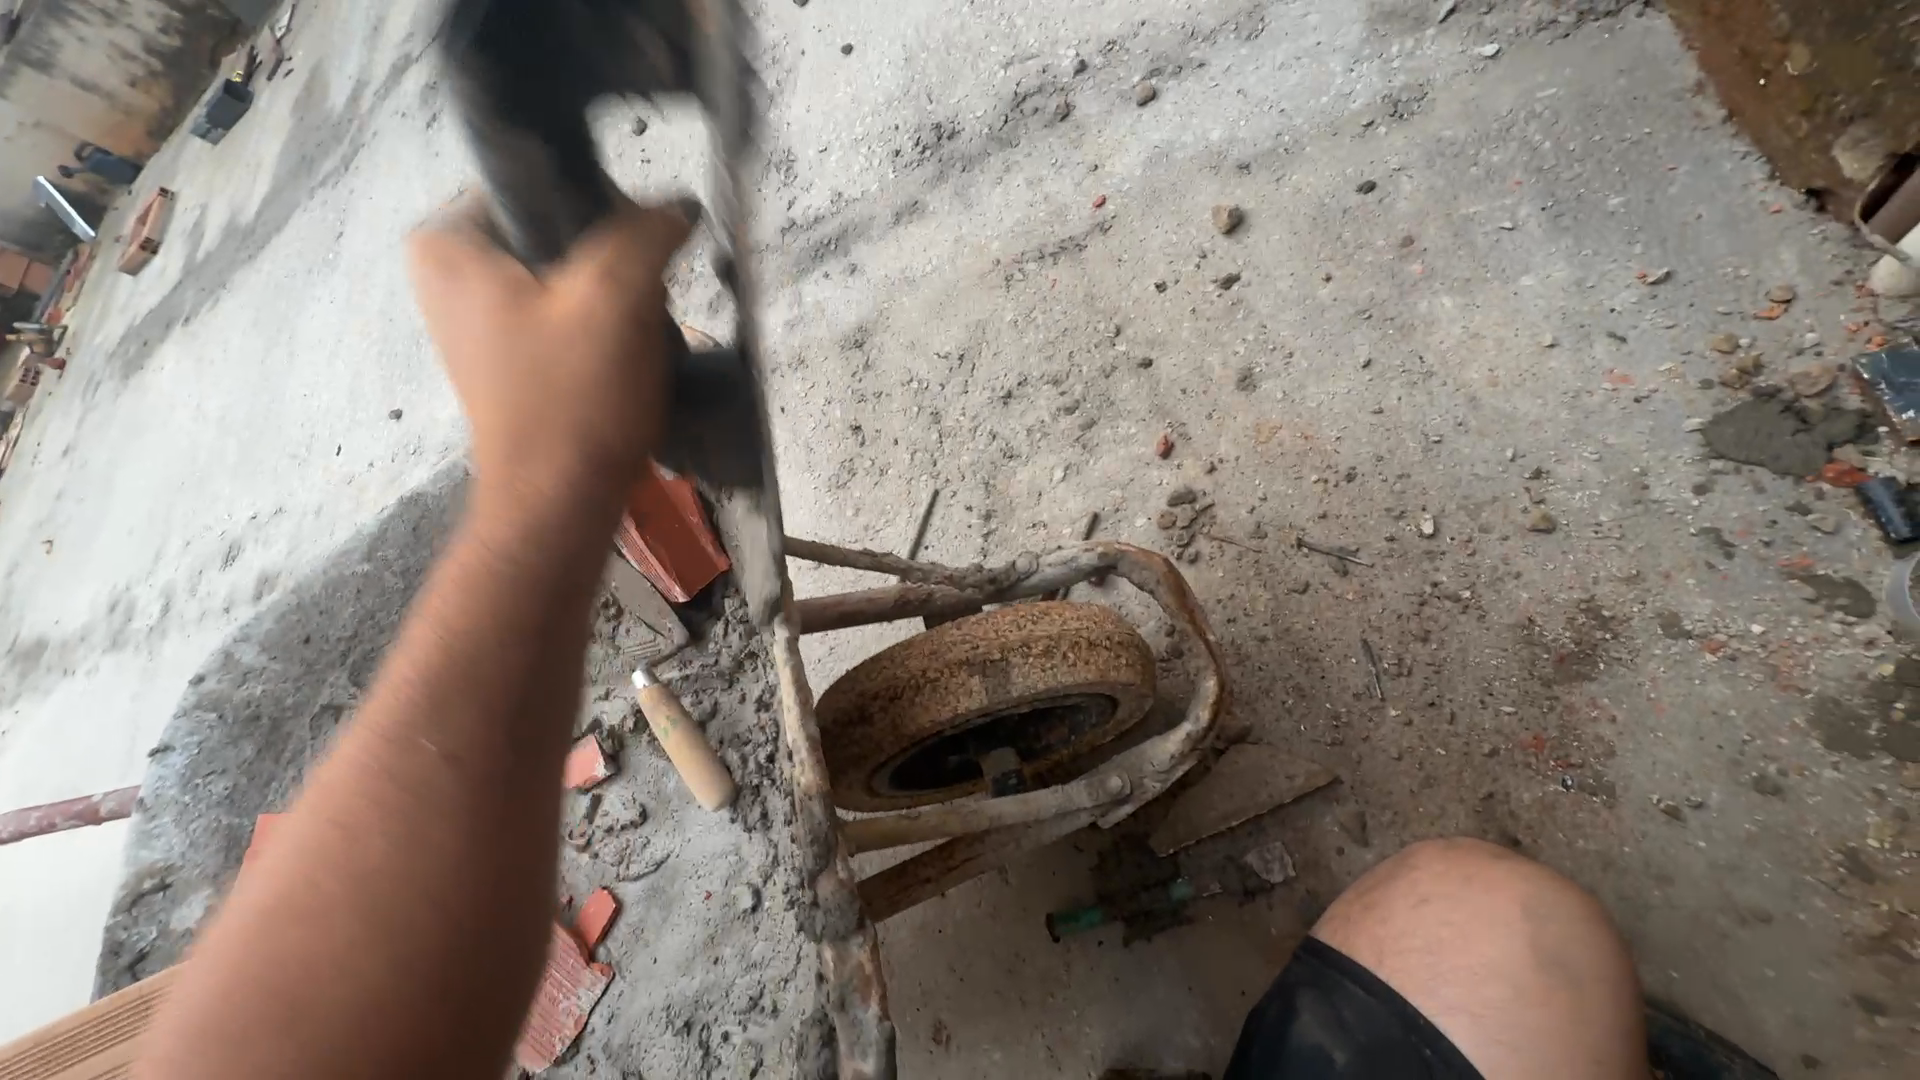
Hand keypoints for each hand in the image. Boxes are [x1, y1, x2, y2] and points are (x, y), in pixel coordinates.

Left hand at [407, 193, 694, 499]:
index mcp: (448, 244)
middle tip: (636, 312)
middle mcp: (450, 276)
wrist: (562, 501)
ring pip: (574, 281)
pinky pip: (570, 320)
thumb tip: (679, 207)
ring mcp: (480, 322)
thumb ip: (646, 233)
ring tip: (633, 344)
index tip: (633, 265)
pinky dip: (605, 335)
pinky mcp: (511, 360)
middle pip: (560, 236)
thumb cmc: (576, 399)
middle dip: (613, 270)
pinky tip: (623, 365)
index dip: (602, 215)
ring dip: (618, 306)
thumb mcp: (616, 299)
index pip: (539, 185)